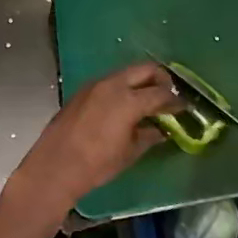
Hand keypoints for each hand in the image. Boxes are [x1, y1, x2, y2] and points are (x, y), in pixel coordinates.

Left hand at [3, 62, 177, 223]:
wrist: (54, 168)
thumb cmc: (96, 164)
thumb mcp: (129, 152)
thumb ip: (149, 135)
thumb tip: (162, 130)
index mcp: (129, 100)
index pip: (161, 93)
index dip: (176, 101)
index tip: (184, 107)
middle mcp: (113, 84)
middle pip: (145, 69)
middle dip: (161, 79)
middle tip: (168, 96)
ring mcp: (95, 85)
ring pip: (126, 73)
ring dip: (141, 82)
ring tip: (147, 102)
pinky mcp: (82, 91)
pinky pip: (110, 82)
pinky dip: (123, 88)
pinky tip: (124, 107)